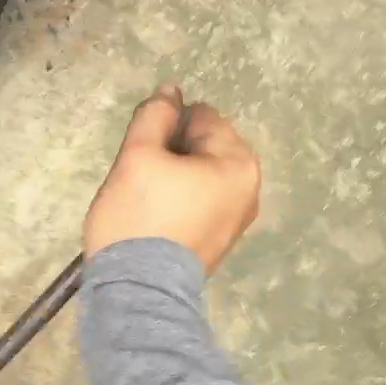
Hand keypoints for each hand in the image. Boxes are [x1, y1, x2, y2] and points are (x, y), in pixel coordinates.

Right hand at [83, 83, 262, 274]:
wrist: (137, 293)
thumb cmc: (137, 219)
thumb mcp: (136, 156)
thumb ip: (154, 115)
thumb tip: (170, 91)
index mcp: (238, 162)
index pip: (200, 117)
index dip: (165, 128)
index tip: (141, 156)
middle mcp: (249, 189)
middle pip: (204, 148)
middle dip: (172, 156)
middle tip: (141, 183)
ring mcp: (237, 222)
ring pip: (199, 179)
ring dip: (173, 182)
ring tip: (145, 206)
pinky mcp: (219, 245)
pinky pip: (199, 208)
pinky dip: (179, 207)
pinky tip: (155, 224)